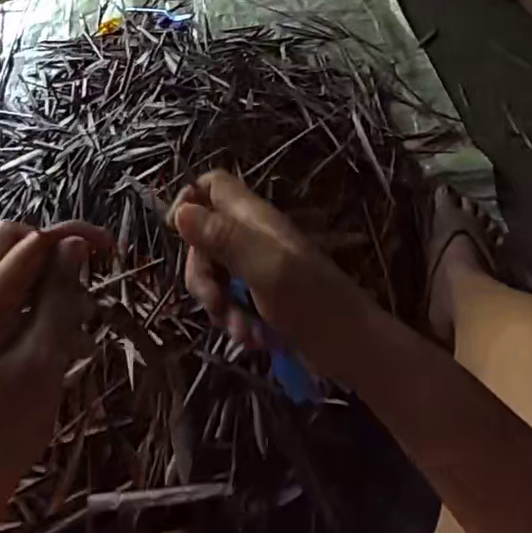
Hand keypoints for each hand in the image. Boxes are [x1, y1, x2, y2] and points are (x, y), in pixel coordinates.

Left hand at [0, 220, 111, 532]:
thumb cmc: (4, 423)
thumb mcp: (43, 356)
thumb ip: (59, 294)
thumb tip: (73, 243)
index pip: (34, 240)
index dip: (75, 235)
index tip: (110, 248)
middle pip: (15, 242)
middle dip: (55, 250)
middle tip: (88, 274)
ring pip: (13, 270)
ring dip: (50, 282)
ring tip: (82, 326)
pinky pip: (7, 298)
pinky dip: (36, 305)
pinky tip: (63, 343)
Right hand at [173, 170, 369, 365]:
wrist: (352, 347)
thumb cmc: (312, 301)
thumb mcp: (263, 267)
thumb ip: (222, 237)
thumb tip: (178, 210)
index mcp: (253, 217)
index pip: (212, 185)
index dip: (190, 202)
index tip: (179, 235)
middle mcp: (251, 234)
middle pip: (203, 237)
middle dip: (202, 273)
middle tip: (216, 302)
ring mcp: (256, 265)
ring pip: (215, 273)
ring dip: (219, 304)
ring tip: (243, 331)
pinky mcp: (261, 295)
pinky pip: (230, 299)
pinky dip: (234, 319)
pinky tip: (251, 338)